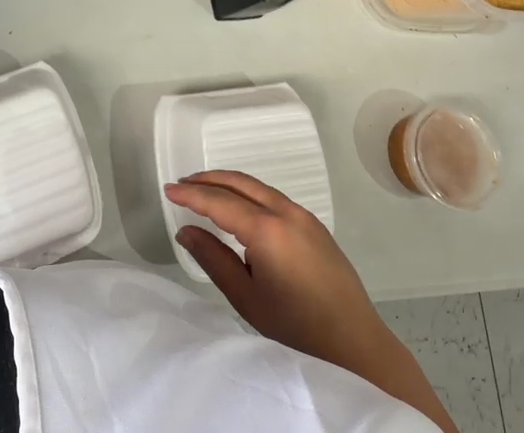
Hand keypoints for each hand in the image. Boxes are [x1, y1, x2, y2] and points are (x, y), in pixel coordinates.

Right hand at [166, 171, 378, 370]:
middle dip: (210, 180)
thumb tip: (186, 231)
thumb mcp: (246, 297)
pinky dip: (250, 195)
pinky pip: (275, 200)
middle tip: (183, 183)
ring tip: (205, 192)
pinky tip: (240, 210)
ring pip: (260, 189)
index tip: (168, 189)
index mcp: (267, 230)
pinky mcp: (316, 228)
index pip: (220, 202)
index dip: (192, 194)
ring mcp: (305, 218)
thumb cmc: (295, 327)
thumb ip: (213, 259)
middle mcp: (287, 213)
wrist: (355, 345)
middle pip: (241, 183)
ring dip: (230, 185)